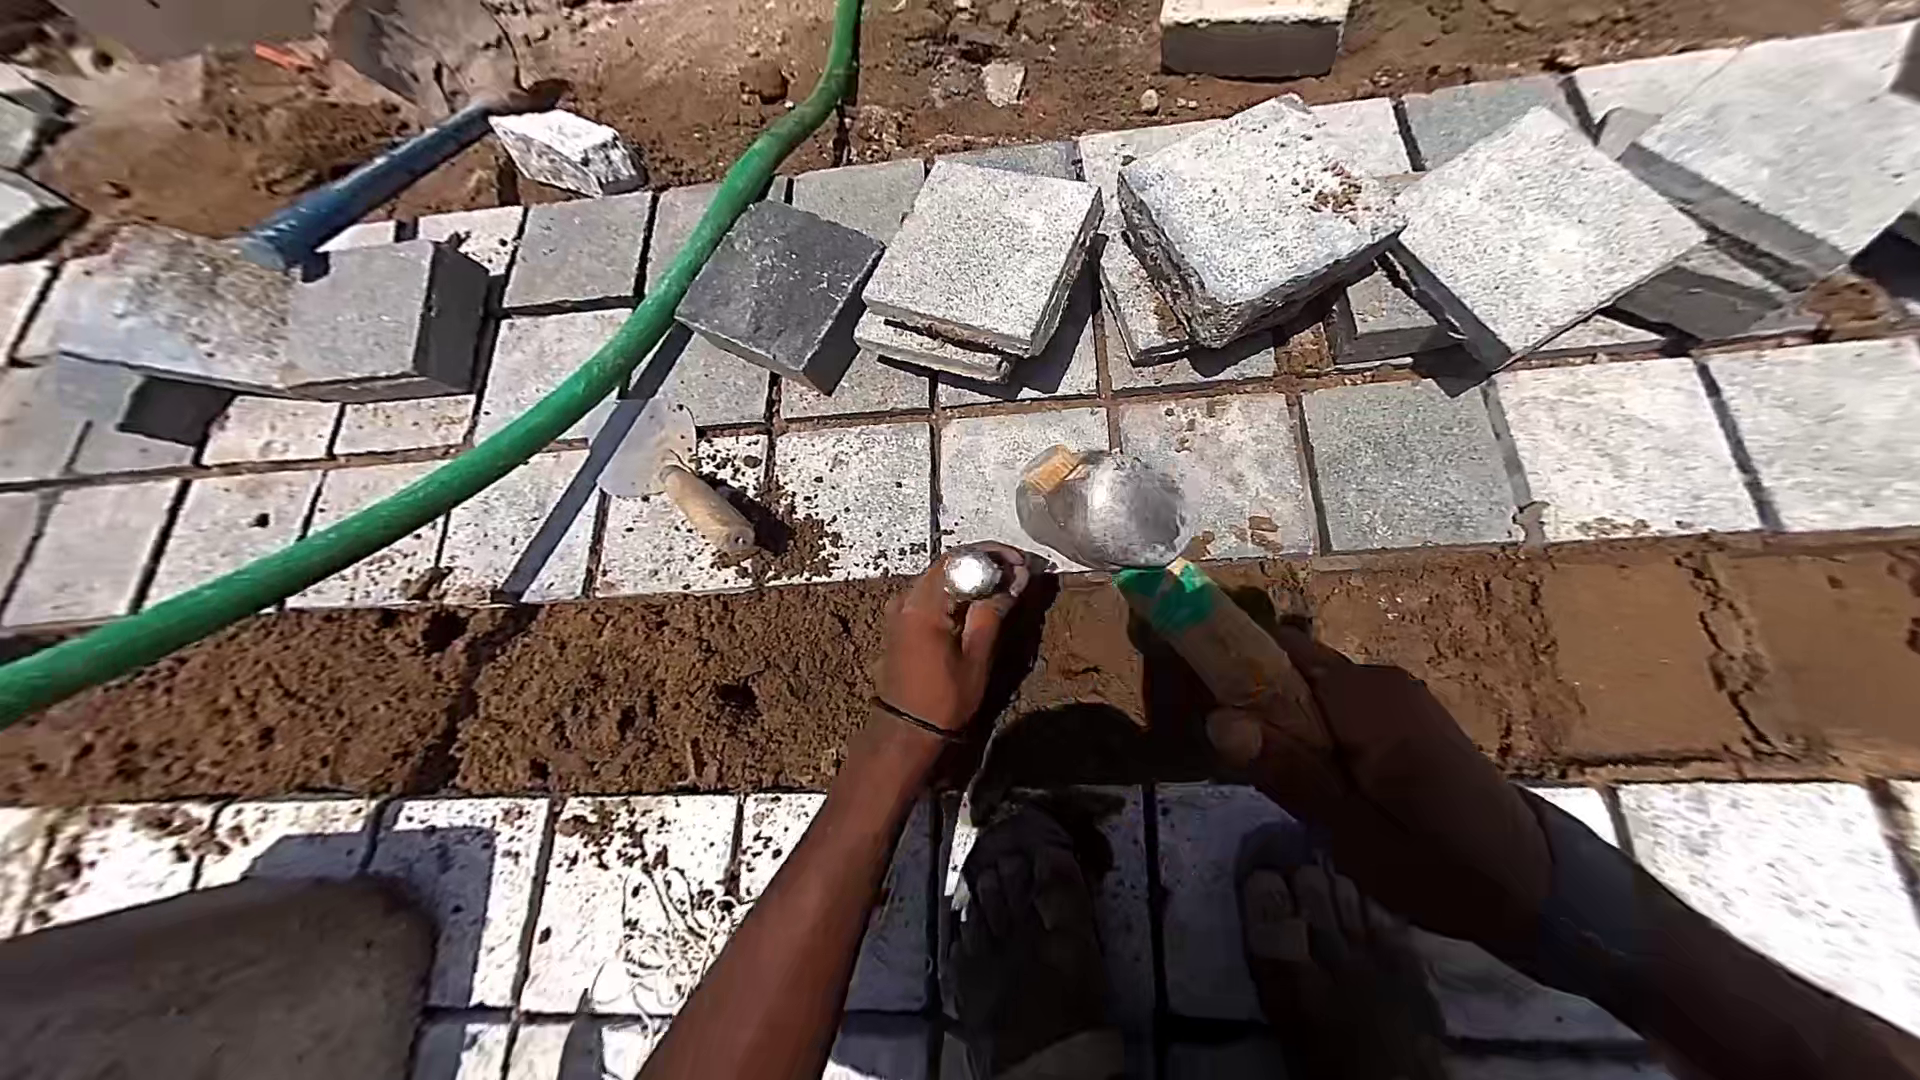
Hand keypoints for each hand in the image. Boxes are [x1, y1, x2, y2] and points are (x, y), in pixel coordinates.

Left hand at [876, 544, 1031, 733]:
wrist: (905, 731)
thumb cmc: (943, 700)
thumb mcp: (976, 657)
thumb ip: (993, 612)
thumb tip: (1016, 579)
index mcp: (922, 605)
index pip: (958, 559)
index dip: (993, 555)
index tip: (1021, 564)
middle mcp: (905, 599)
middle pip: (949, 563)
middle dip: (985, 562)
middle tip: (1018, 572)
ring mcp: (900, 608)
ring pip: (941, 576)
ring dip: (973, 575)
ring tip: (1007, 584)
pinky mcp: (901, 619)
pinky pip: (933, 592)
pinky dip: (958, 590)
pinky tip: (981, 600)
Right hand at [1207, 628, 1551, 955]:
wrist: (1541, 892)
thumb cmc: (1446, 870)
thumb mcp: (1358, 836)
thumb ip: (1290, 773)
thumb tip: (1218, 722)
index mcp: (1369, 700)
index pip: (1276, 652)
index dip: (1229, 664)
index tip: (1195, 693)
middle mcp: (1378, 680)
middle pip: (1285, 664)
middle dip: (1252, 701)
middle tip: (1245, 760)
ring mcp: (1390, 691)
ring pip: (1302, 684)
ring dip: (1278, 719)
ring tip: (1279, 775)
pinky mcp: (1394, 708)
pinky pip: (1326, 698)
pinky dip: (1304, 725)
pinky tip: (1313, 772)